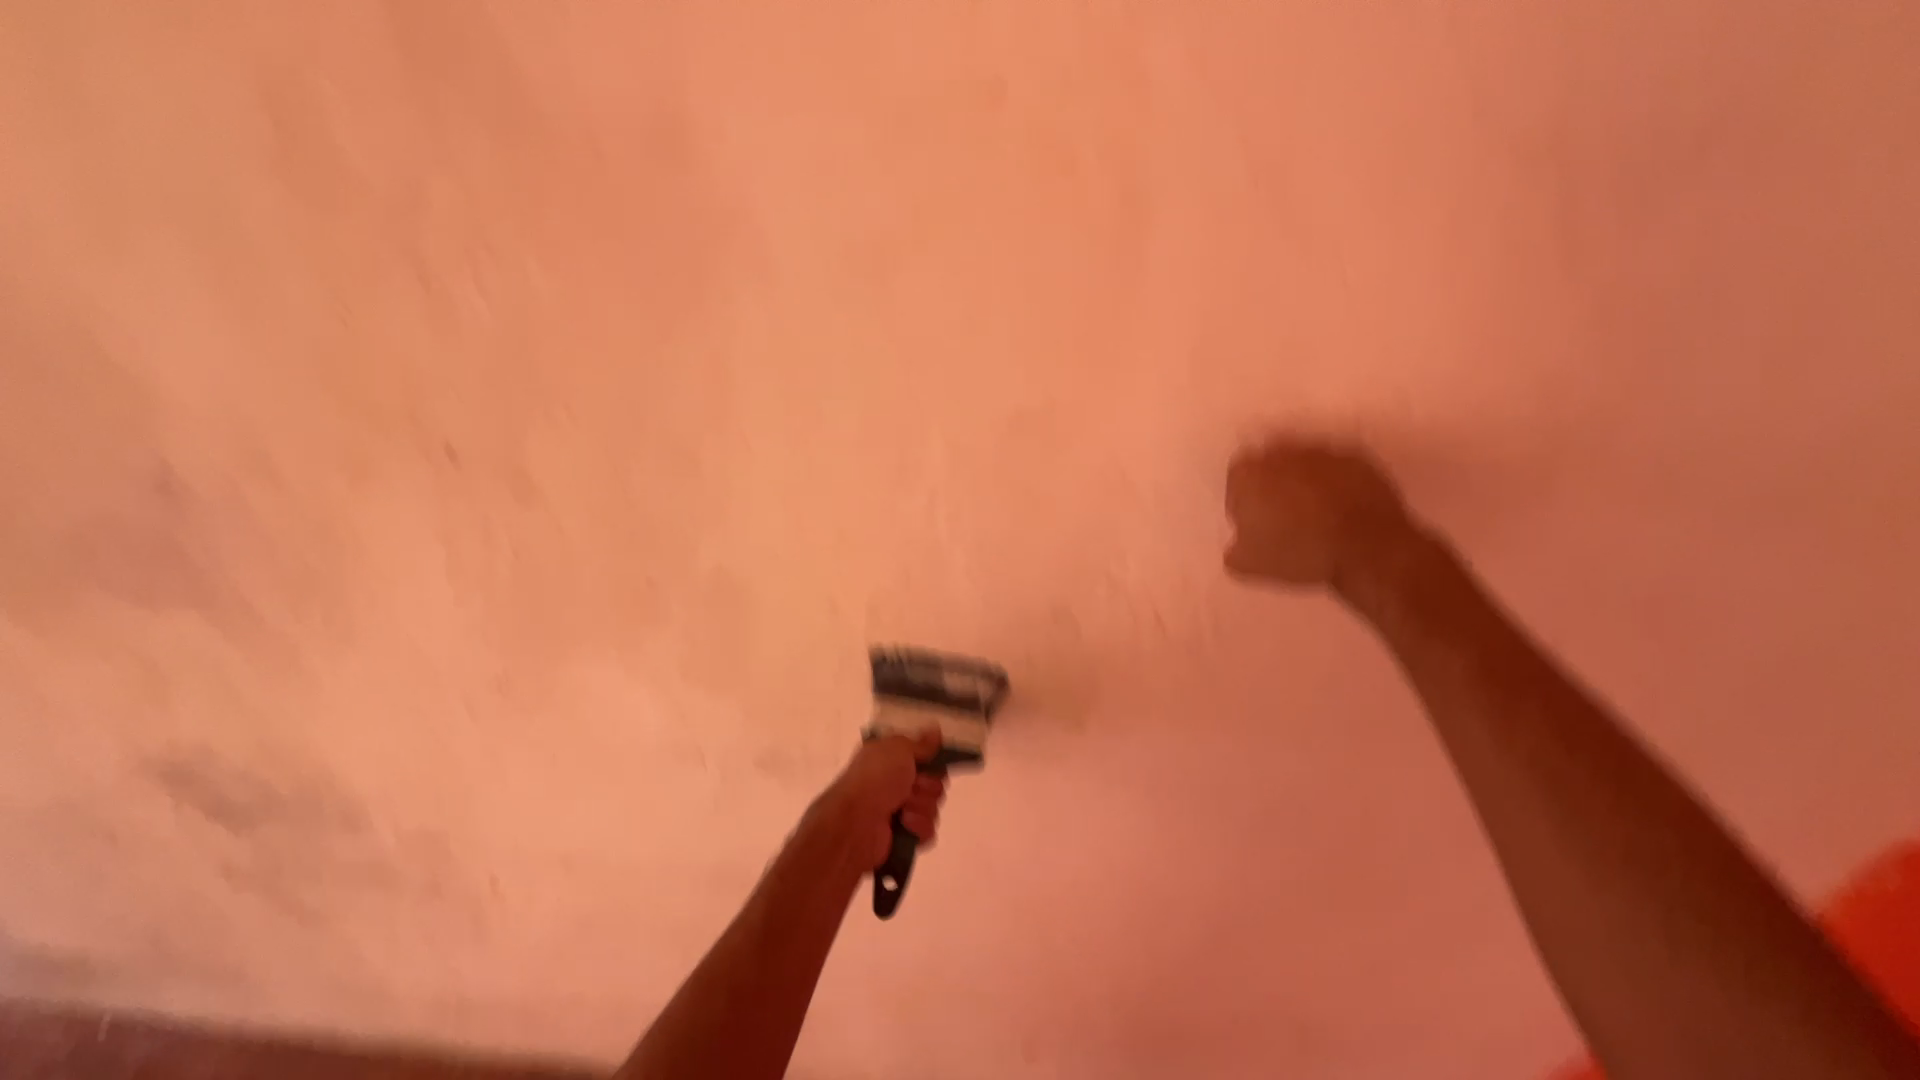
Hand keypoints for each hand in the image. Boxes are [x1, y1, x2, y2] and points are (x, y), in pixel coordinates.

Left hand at [818, 729, 946, 870]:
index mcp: (889, 758)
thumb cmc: (875, 779)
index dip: (932, 760)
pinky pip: (928, 828)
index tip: (932, 761)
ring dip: (921, 806)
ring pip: (933, 805)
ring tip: (904, 809)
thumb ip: (921, 742)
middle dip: (928, 785)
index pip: (924, 756)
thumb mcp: (899, 748)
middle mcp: (894, 782)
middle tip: (913, 786)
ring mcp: (899, 810)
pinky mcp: (904, 835)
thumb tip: (935, 729)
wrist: (856, 823)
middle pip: (934, 782)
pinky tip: (905, 824)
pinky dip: (919, 826)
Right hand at [1224, 438, 1415, 589]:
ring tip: (1314, 513)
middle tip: (1282, 515)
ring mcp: (1323, 451)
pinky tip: (1341, 508)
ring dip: (1304, 481)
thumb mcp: (1249, 564)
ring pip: (1304, 462)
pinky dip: (1335, 483)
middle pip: (1270, 463)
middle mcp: (1283, 451)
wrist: (1365, 547)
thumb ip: (1235, 549)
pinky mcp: (1357, 457)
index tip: (1253, 523)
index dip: (1242, 501)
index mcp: (1249, 472)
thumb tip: (1239, 545)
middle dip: (1273, 484)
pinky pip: (1337, 468)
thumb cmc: (1298, 552)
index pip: (1236, 478)